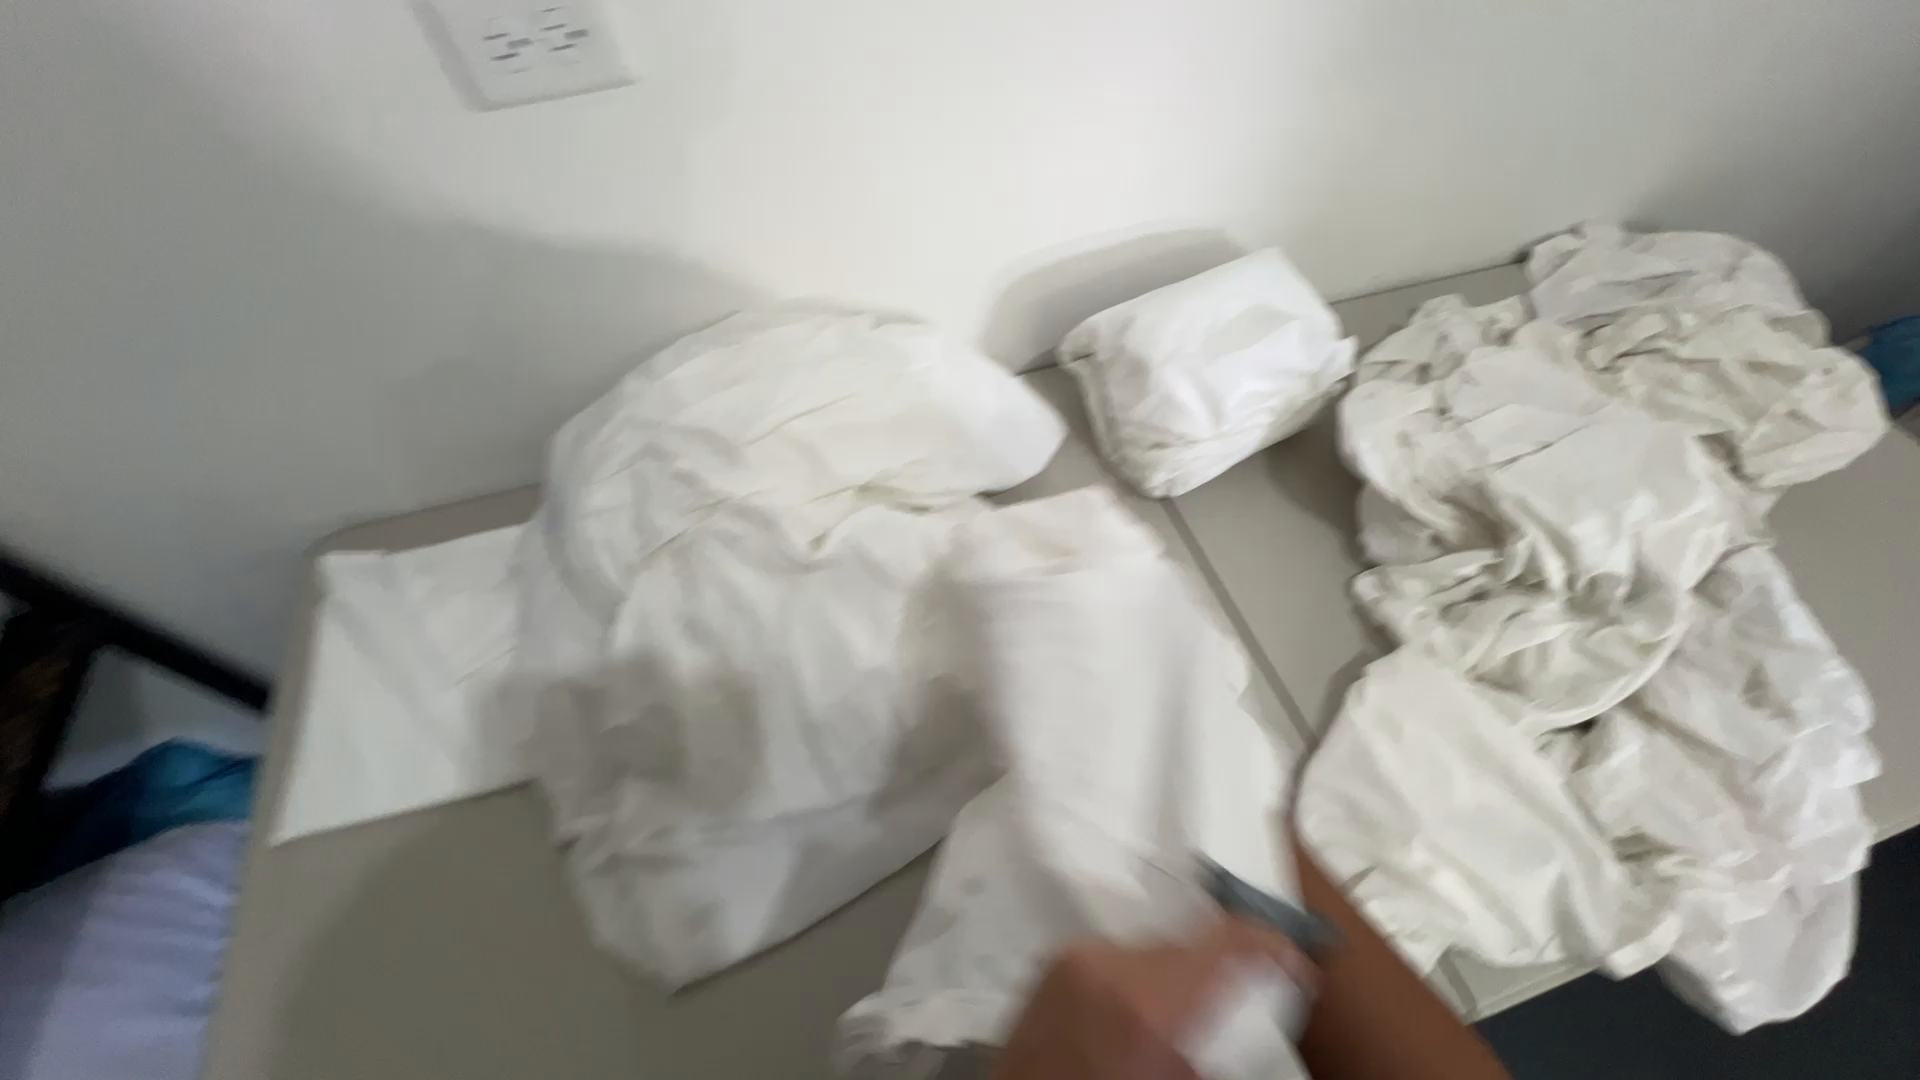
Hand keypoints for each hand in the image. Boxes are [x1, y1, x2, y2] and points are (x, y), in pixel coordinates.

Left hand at [991, 916, 1316, 1079]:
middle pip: (1189, 943)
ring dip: (1177, 975)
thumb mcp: (1177, 1078)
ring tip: (1178, 1021)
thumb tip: (1245, 1026)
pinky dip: (1139, 977)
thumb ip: (1215, 1049)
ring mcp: (1075, 957)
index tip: (1296, 962)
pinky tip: (1139, 1015)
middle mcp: (1108, 963)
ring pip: (1153, 948)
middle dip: (1220, 970)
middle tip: (1242, 1003)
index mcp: (1147, 1005)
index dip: (1270, 944)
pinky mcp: (1054, 961)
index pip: (1225, 941)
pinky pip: (1117, 956)